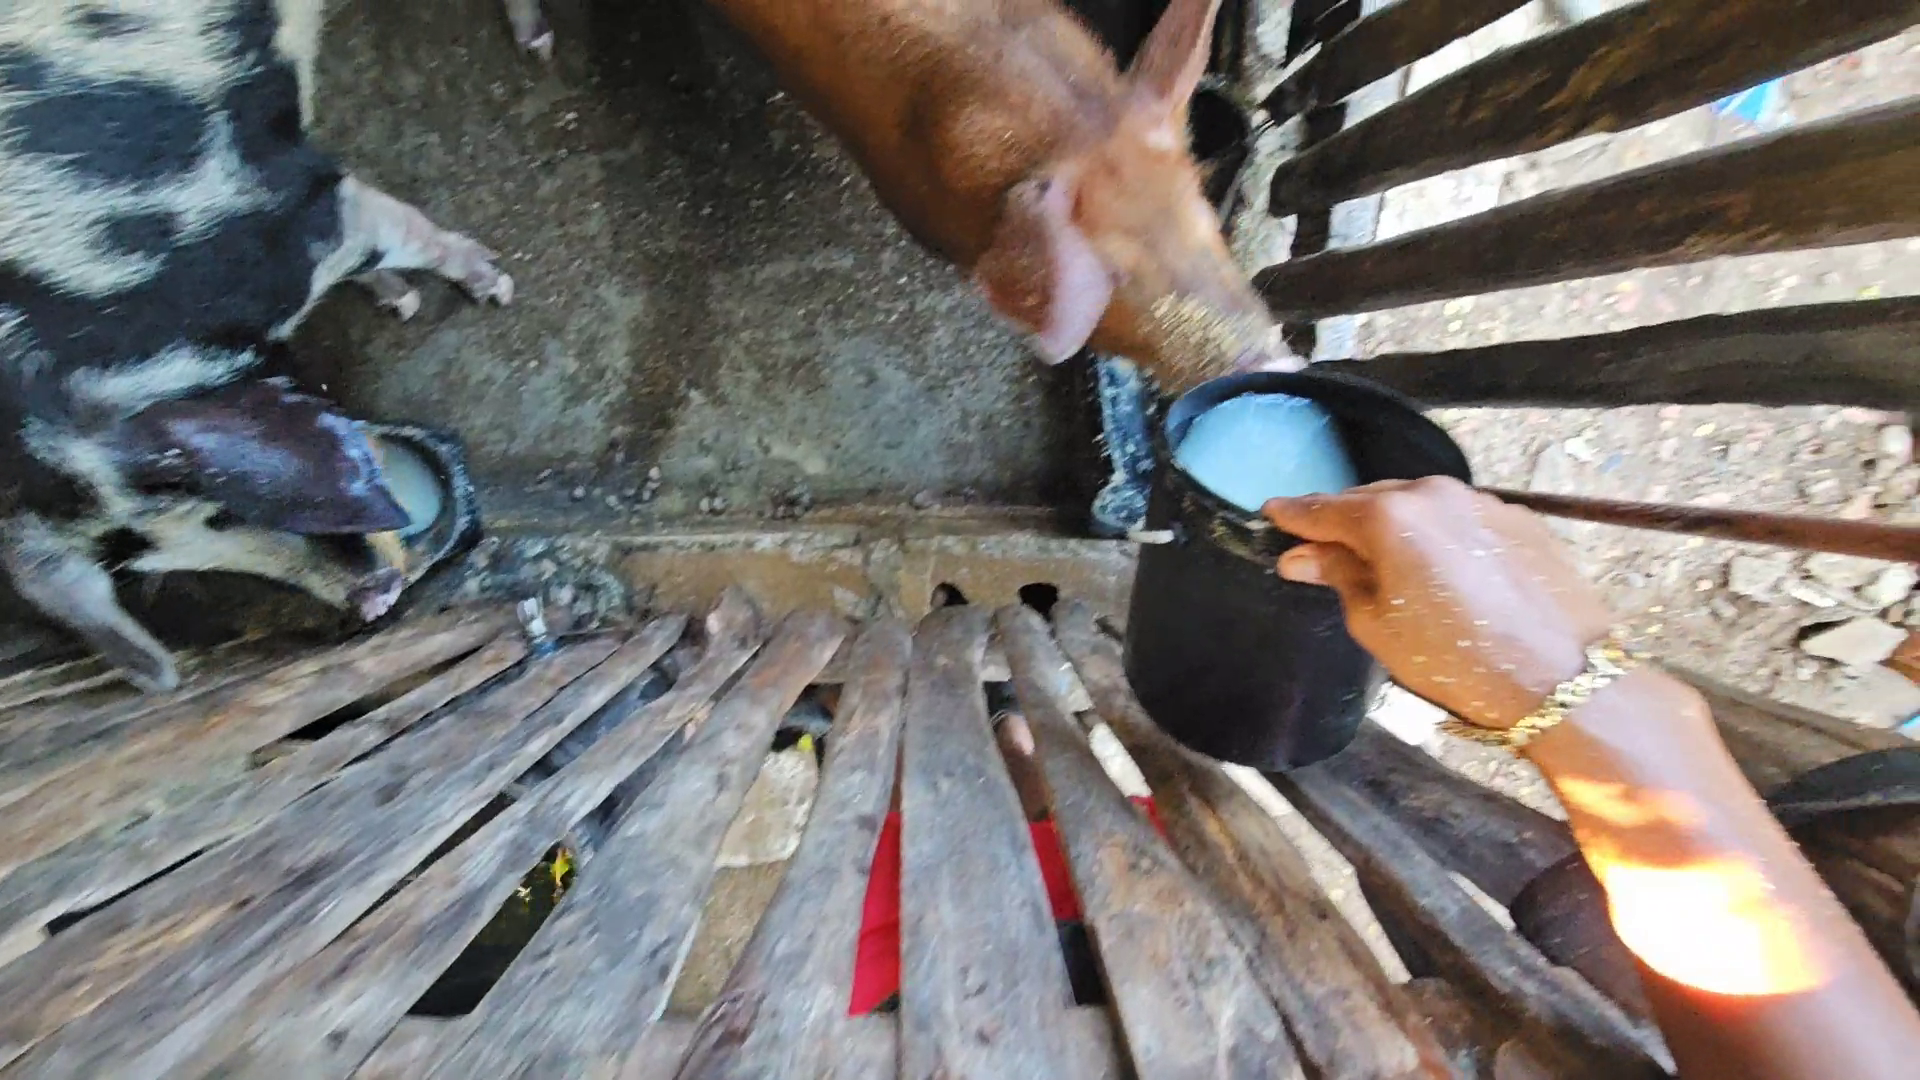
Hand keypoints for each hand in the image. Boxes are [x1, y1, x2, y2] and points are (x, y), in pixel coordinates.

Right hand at [1262, 476, 1612, 729]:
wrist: (1565, 678)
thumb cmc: (1451, 657)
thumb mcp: (1375, 623)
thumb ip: (1336, 576)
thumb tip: (1299, 557)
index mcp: (1387, 517)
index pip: (1321, 510)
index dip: (1291, 514)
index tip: (1270, 513)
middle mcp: (1430, 493)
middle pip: (1367, 499)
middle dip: (1341, 521)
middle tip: (1322, 546)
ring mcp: (1478, 500)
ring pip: (1413, 502)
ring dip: (1389, 523)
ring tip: (1381, 555)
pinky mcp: (1516, 516)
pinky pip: (1454, 514)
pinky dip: (1432, 530)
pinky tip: (1436, 563)